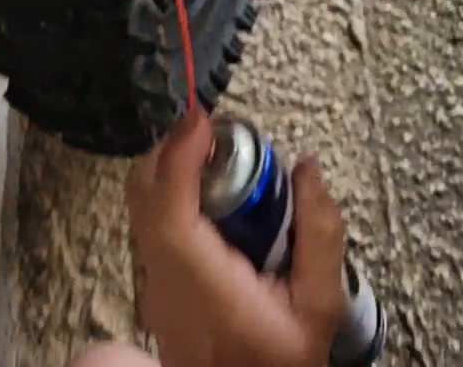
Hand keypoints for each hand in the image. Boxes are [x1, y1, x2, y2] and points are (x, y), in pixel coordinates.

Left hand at [126, 112, 346, 366]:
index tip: (204, 119)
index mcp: (208, 295)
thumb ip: (320, 234)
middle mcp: (166, 287)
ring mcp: (153, 285)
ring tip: (216, 153)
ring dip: (170, 164)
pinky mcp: (154, 281)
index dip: (178, 160)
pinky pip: (151, 217)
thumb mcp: (321, 307)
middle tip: (217, 132)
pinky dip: (170, 185)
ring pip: (142, 203)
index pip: (172, 220)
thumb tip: (306, 168)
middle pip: (144, 198)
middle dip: (173, 148)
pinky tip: (209, 186)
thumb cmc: (282, 360)